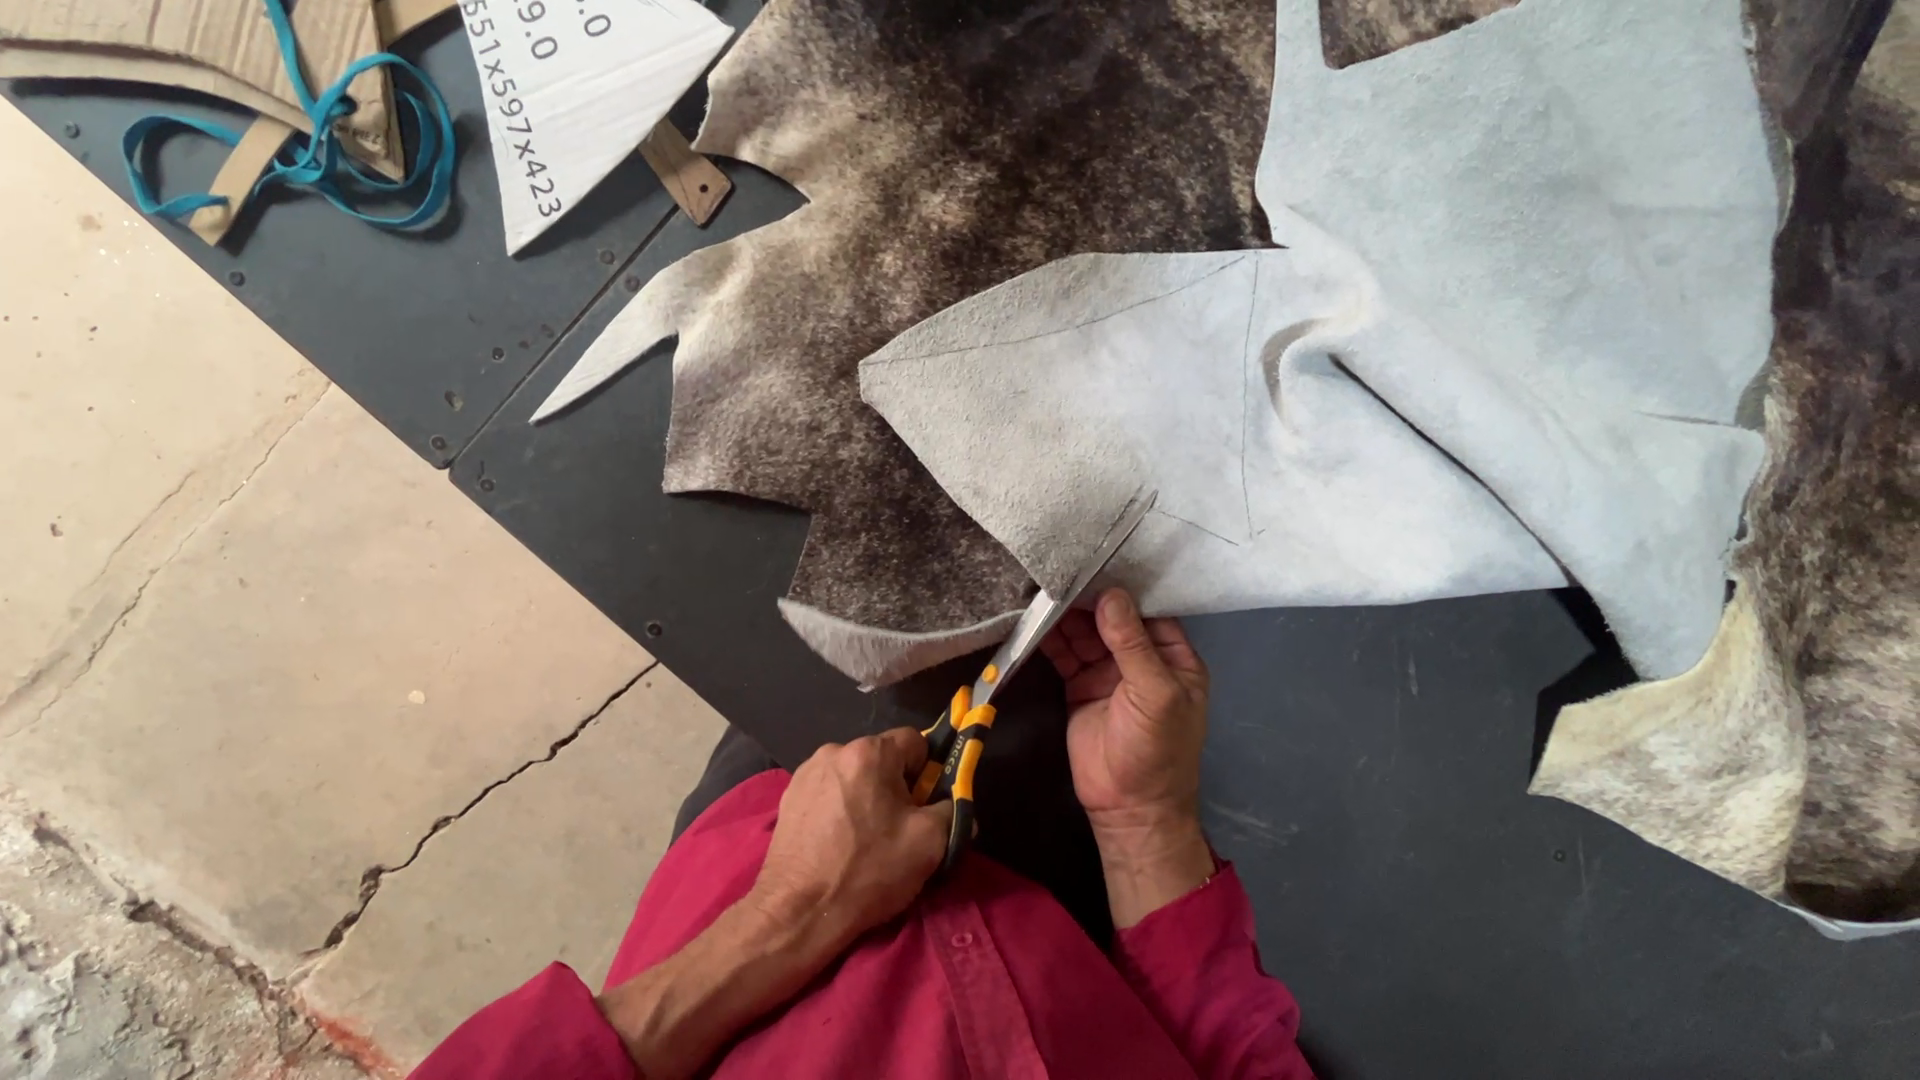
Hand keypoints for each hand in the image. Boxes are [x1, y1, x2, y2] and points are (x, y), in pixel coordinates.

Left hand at [750, 728, 954, 950]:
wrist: (798, 912)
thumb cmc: (868, 871)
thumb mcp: (930, 843)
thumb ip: (953, 811)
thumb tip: (954, 806)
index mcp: (870, 752)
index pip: (915, 741)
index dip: (928, 771)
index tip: (924, 804)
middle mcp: (834, 750)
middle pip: (882, 758)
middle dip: (895, 786)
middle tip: (897, 827)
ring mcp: (806, 773)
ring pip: (853, 775)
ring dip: (865, 797)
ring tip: (864, 839)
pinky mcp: (788, 797)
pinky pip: (828, 792)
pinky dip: (838, 809)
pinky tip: (837, 843)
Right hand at [1042, 588, 1214, 926]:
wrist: (1128, 808)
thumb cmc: (1157, 751)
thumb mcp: (1155, 694)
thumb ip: (1133, 645)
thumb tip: (1111, 596)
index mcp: (1173, 658)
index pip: (1147, 612)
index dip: (1123, 590)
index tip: (1096, 562)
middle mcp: (1141, 660)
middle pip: (1111, 619)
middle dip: (1088, 600)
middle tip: (1059, 573)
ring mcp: (1108, 673)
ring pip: (1085, 634)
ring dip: (1066, 617)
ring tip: (1043, 592)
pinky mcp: (1079, 687)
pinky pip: (1065, 655)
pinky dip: (1051, 640)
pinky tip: (1035, 621)